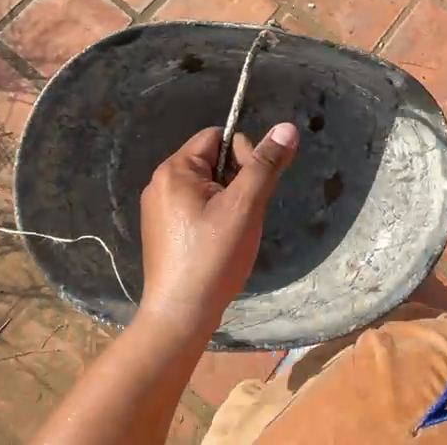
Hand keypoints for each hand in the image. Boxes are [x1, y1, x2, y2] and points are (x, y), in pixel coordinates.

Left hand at [137, 123, 297, 337]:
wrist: (180, 318)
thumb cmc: (212, 256)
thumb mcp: (246, 205)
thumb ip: (266, 163)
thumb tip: (288, 127)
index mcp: (174, 170)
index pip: (218, 136)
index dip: (243, 154)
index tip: (251, 188)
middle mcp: (161, 183)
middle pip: (214, 160)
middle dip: (238, 179)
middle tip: (244, 213)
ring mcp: (159, 210)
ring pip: (209, 185)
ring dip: (230, 200)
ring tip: (234, 231)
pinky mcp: (163, 231)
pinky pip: (197, 206)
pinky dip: (216, 217)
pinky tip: (220, 243)